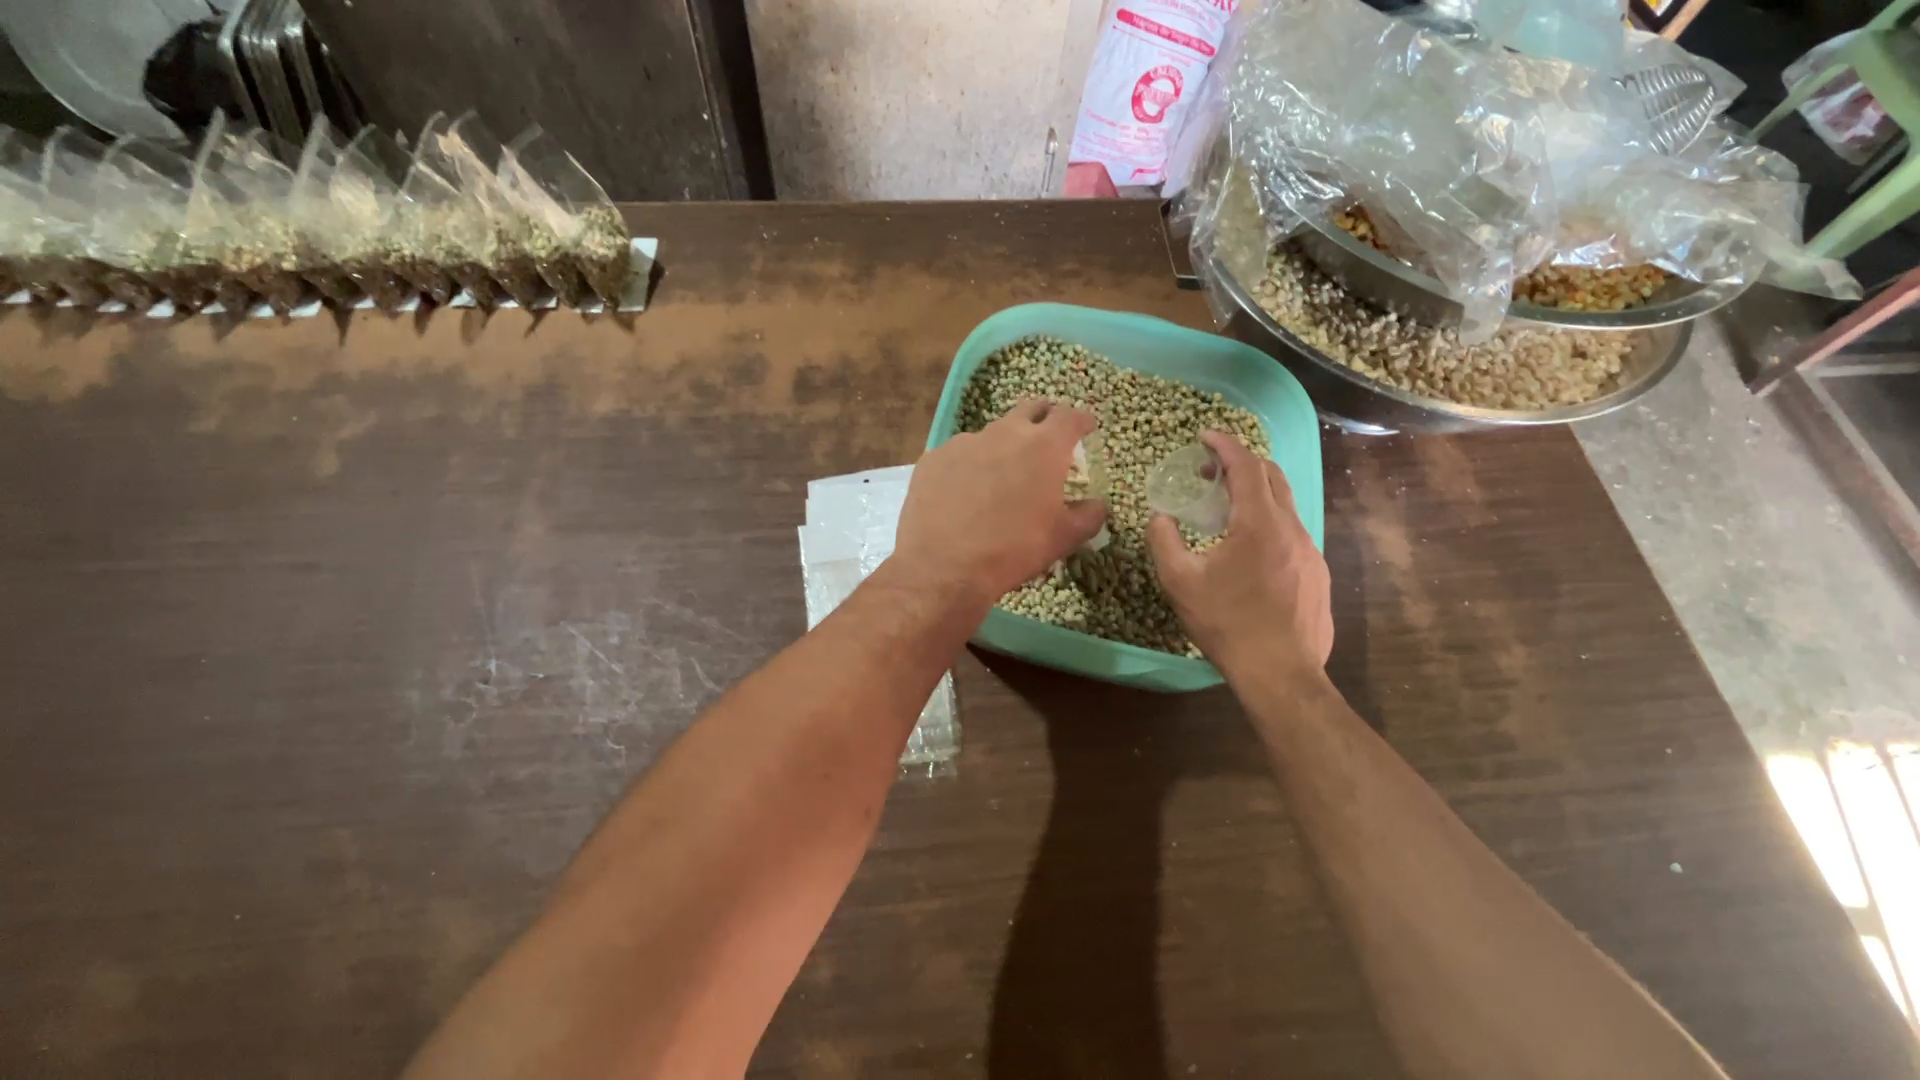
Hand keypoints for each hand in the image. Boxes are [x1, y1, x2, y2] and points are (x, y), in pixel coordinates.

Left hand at [892, 401, 1106, 607]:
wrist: (943, 567)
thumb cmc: (1013, 550)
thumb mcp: (1063, 538)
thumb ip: (1088, 515)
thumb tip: (1096, 504)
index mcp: (1043, 446)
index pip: (1070, 417)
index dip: (1081, 420)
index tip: (1086, 427)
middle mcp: (1004, 433)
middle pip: (1030, 410)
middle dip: (1044, 419)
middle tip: (1048, 439)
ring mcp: (963, 443)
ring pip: (991, 434)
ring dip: (1003, 447)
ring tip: (1001, 478)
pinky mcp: (933, 459)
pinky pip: (959, 455)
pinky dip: (969, 467)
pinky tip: (964, 494)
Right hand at [1146, 431, 1330, 676]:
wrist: (1280, 672)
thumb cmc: (1227, 623)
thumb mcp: (1180, 582)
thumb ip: (1164, 541)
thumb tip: (1160, 518)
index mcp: (1259, 523)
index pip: (1246, 465)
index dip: (1224, 445)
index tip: (1205, 436)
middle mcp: (1291, 527)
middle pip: (1272, 476)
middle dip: (1241, 464)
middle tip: (1210, 473)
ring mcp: (1310, 550)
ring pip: (1285, 505)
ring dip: (1256, 495)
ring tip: (1227, 512)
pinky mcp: (1318, 573)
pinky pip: (1292, 533)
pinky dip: (1269, 523)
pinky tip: (1250, 552)